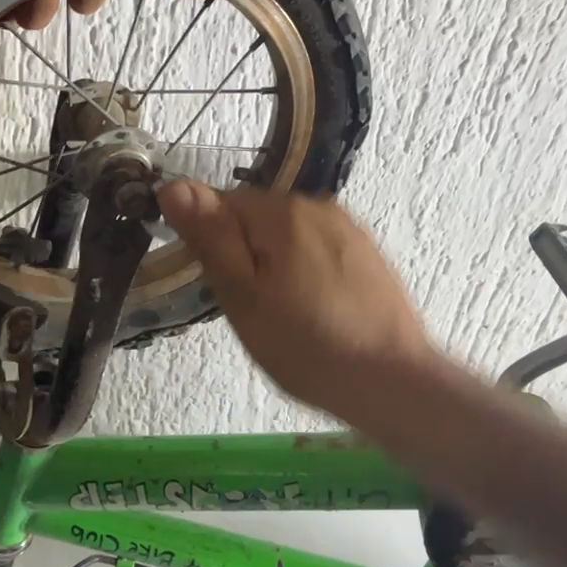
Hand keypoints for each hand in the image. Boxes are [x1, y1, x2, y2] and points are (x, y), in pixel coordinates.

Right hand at [158, 180, 459, 421]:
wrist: (393, 383)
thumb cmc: (305, 345)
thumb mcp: (242, 296)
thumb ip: (210, 236)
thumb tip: (172, 184)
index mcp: (280, 211)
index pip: (220, 204)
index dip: (212, 243)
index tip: (223, 286)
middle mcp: (316, 204)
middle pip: (256, 217)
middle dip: (245, 253)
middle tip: (252, 308)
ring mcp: (347, 226)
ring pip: (287, 234)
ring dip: (275, 262)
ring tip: (284, 315)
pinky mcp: (366, 251)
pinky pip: (317, 248)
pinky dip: (305, 271)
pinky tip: (315, 310)